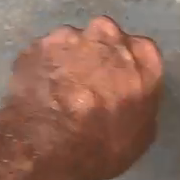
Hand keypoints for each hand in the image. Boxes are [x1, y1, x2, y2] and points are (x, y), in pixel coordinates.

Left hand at [0, 16, 163, 179]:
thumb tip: (128, 94)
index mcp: (142, 54)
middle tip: (88, 83)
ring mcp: (68, 35)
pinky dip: (43, 66)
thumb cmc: (104, 144)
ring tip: (59, 88)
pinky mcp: (37, 44)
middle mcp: (107, 35)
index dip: (126, 68)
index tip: (118, 84)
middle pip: (104, 38)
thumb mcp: (141, 131)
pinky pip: (44, 53)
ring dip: (68, 59)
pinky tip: (39, 88)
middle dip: (97, 55)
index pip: (140, 51)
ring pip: (71, 42)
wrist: (49, 144)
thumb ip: (140, 98)